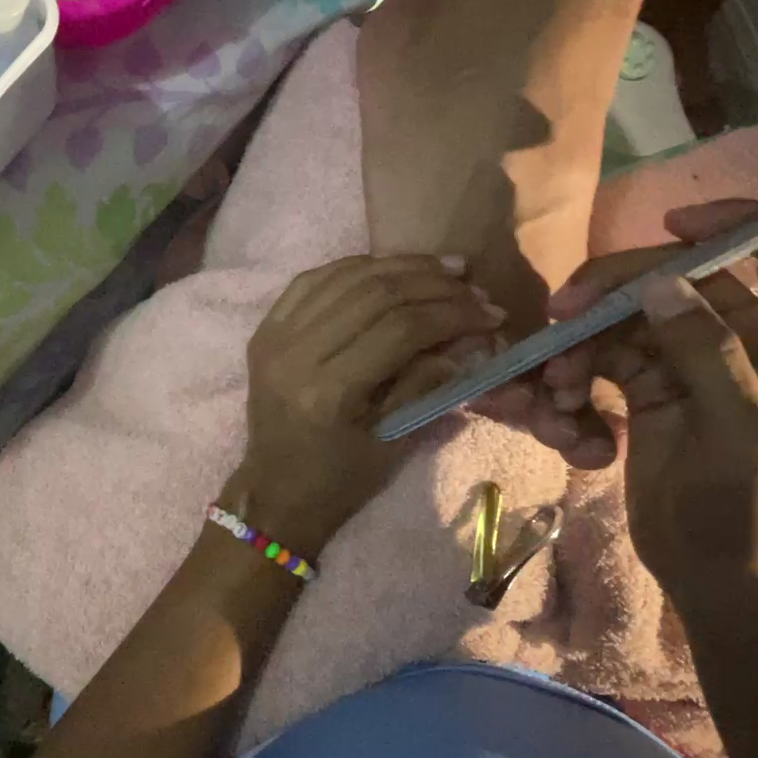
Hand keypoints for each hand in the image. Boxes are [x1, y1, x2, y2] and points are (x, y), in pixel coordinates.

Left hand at [226, 254, 507, 555]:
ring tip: (444, 268)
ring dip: (399, 266)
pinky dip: (355, 268)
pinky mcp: (265, 330)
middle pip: (373, 294)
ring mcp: (273, 337)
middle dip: (433, 285)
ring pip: (343, 277)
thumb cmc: (338, 480)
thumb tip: (469, 334)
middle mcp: (294, 354)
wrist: (275, 490)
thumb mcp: (393, 442)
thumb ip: (426, 382)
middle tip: (474, 286)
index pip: (399, 329)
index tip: (492, 312)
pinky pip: (312, 281)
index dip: (452, 314)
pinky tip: (390, 268)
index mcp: (327, 392)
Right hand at [541, 201, 757, 601]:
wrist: (719, 577)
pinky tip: (558, 409)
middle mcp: (740, 340)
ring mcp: (687, 364)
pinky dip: (573, 375)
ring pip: (625, 318)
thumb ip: (708, 353)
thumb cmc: (753, 510)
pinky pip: (600, 359)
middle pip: (675, 276)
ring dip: (579, 343)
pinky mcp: (645, 391)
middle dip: (613, 290)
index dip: (735, 222)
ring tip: (553, 388)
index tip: (668, 226)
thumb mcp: (743, 432)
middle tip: (559, 311)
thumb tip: (661, 284)